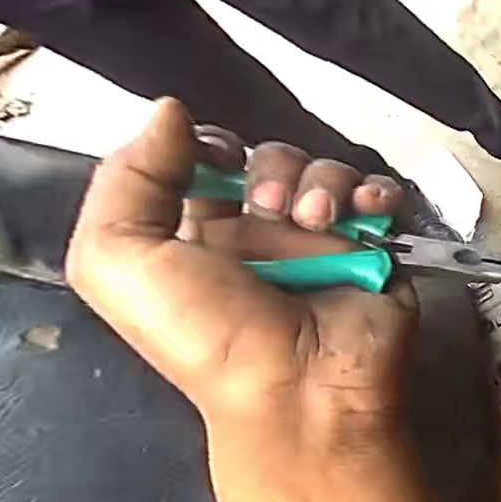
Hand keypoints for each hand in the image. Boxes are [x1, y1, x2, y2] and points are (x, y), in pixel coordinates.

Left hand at [67, 99, 416, 472]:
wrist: (299, 389)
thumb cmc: (209, 335)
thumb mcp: (120, 262)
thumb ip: (128, 177)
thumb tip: (175, 112)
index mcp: (201, 233)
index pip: (211, 161)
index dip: (215, 145)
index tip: (221, 156)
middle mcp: (264, 234)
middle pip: (274, 160)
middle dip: (274, 168)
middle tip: (273, 208)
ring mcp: (324, 242)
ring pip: (328, 172)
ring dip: (325, 181)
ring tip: (317, 221)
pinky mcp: (374, 251)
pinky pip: (380, 199)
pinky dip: (376, 192)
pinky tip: (365, 211)